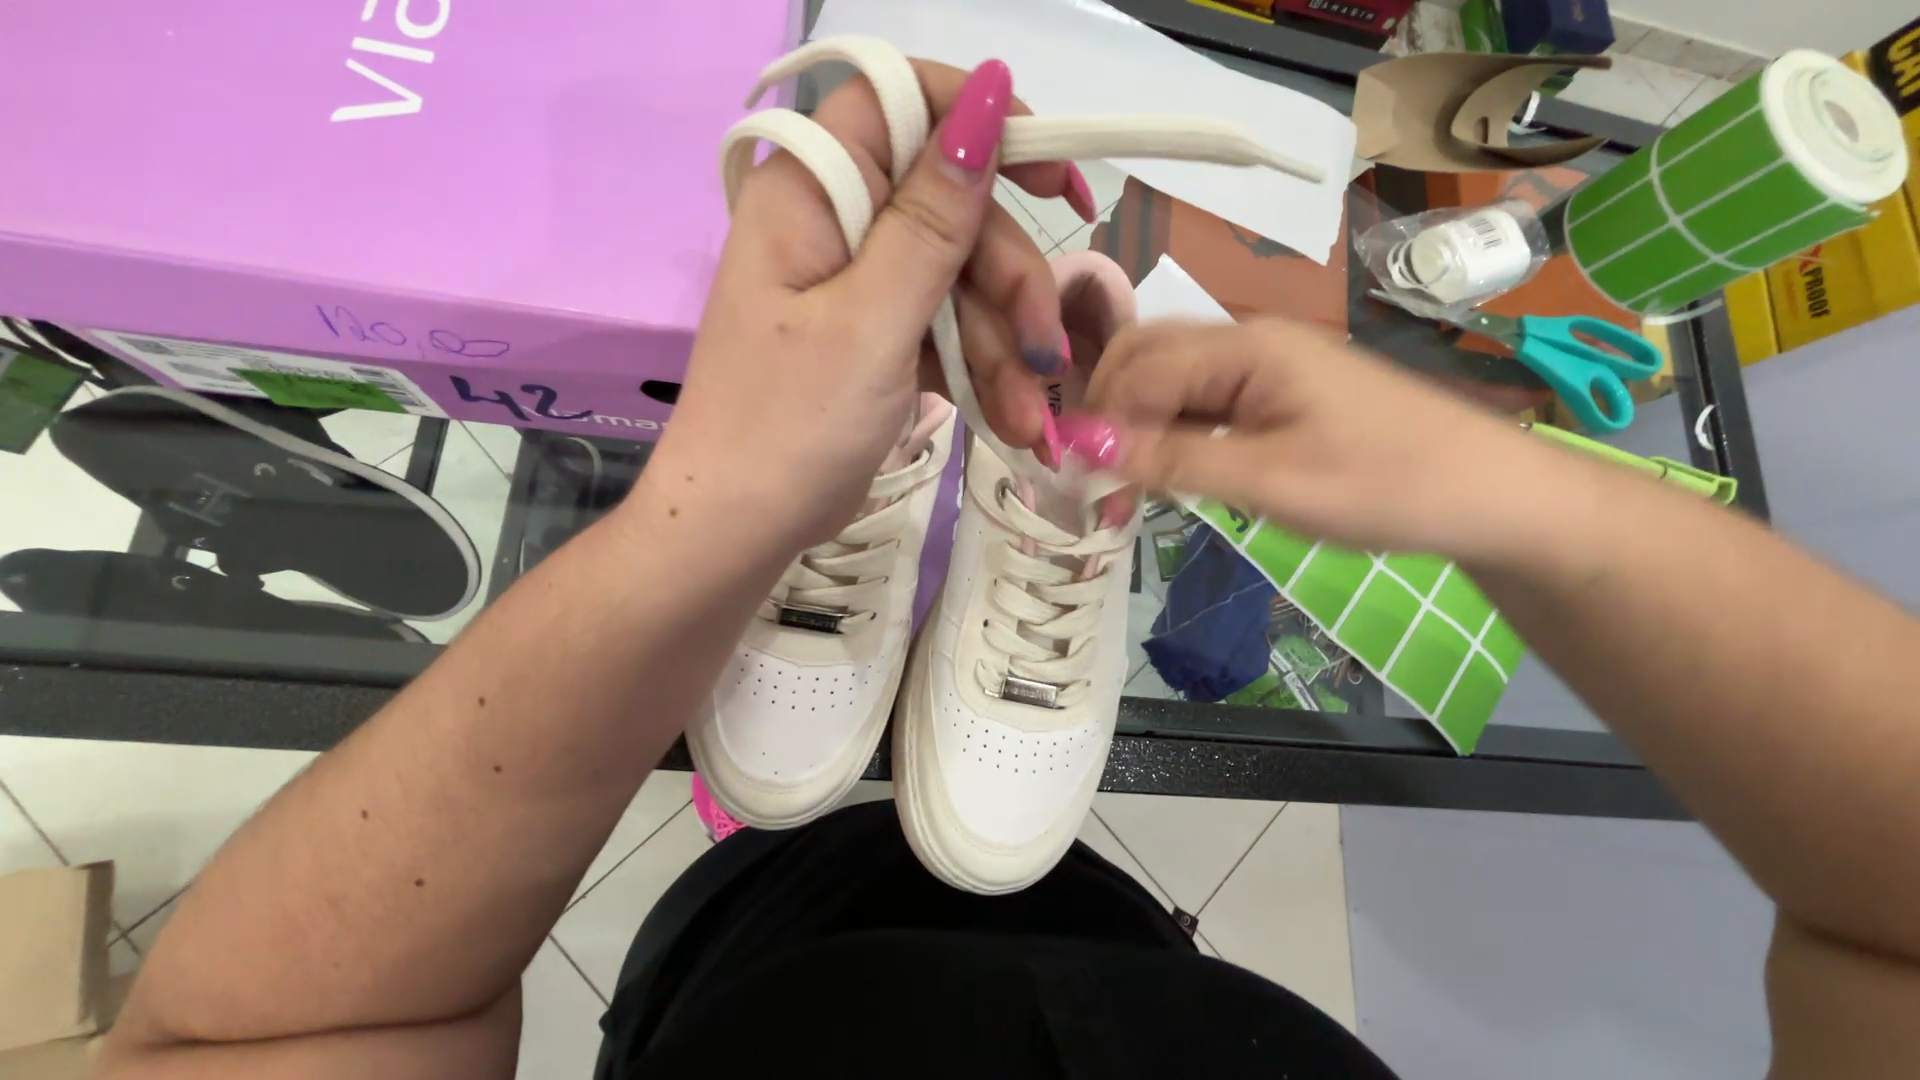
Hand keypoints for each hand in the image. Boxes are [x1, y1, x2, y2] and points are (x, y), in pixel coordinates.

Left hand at [649, 58, 1088, 547]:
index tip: (1048, 176)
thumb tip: (985, 96)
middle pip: (951, 212)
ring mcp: (858, 288)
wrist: (740, 528)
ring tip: (1031, 422)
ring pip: (961, 281)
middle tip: (1046, 354)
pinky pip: (946, 331)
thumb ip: (933, 219)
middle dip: (1009, 283)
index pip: (898, 106)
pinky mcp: (877, 340)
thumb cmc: (791, 426)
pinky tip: (1014, 421)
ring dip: (1006, 350)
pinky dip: (983, 374)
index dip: (978, 122)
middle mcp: (836, 227)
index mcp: (813, 196)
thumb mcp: (872, 322)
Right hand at [1086, 318, 1566, 560]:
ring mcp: (1266, 364)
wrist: (1489, 495)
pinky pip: (1203, 397)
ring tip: (1126, 482)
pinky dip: (1172, 429)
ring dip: (1137, 422)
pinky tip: (1171, 468)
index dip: (1097, 418)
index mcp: (1246, 345)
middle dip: (1108, 410)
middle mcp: (1249, 340)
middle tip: (1096, 480)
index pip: (1138, 366)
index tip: (1076, 480)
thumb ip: (1174, 458)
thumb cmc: (1384, 485)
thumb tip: (1086, 445)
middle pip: (1145, 355)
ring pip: (1171, 377)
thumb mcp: (1269, 480)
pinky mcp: (1279, 392)